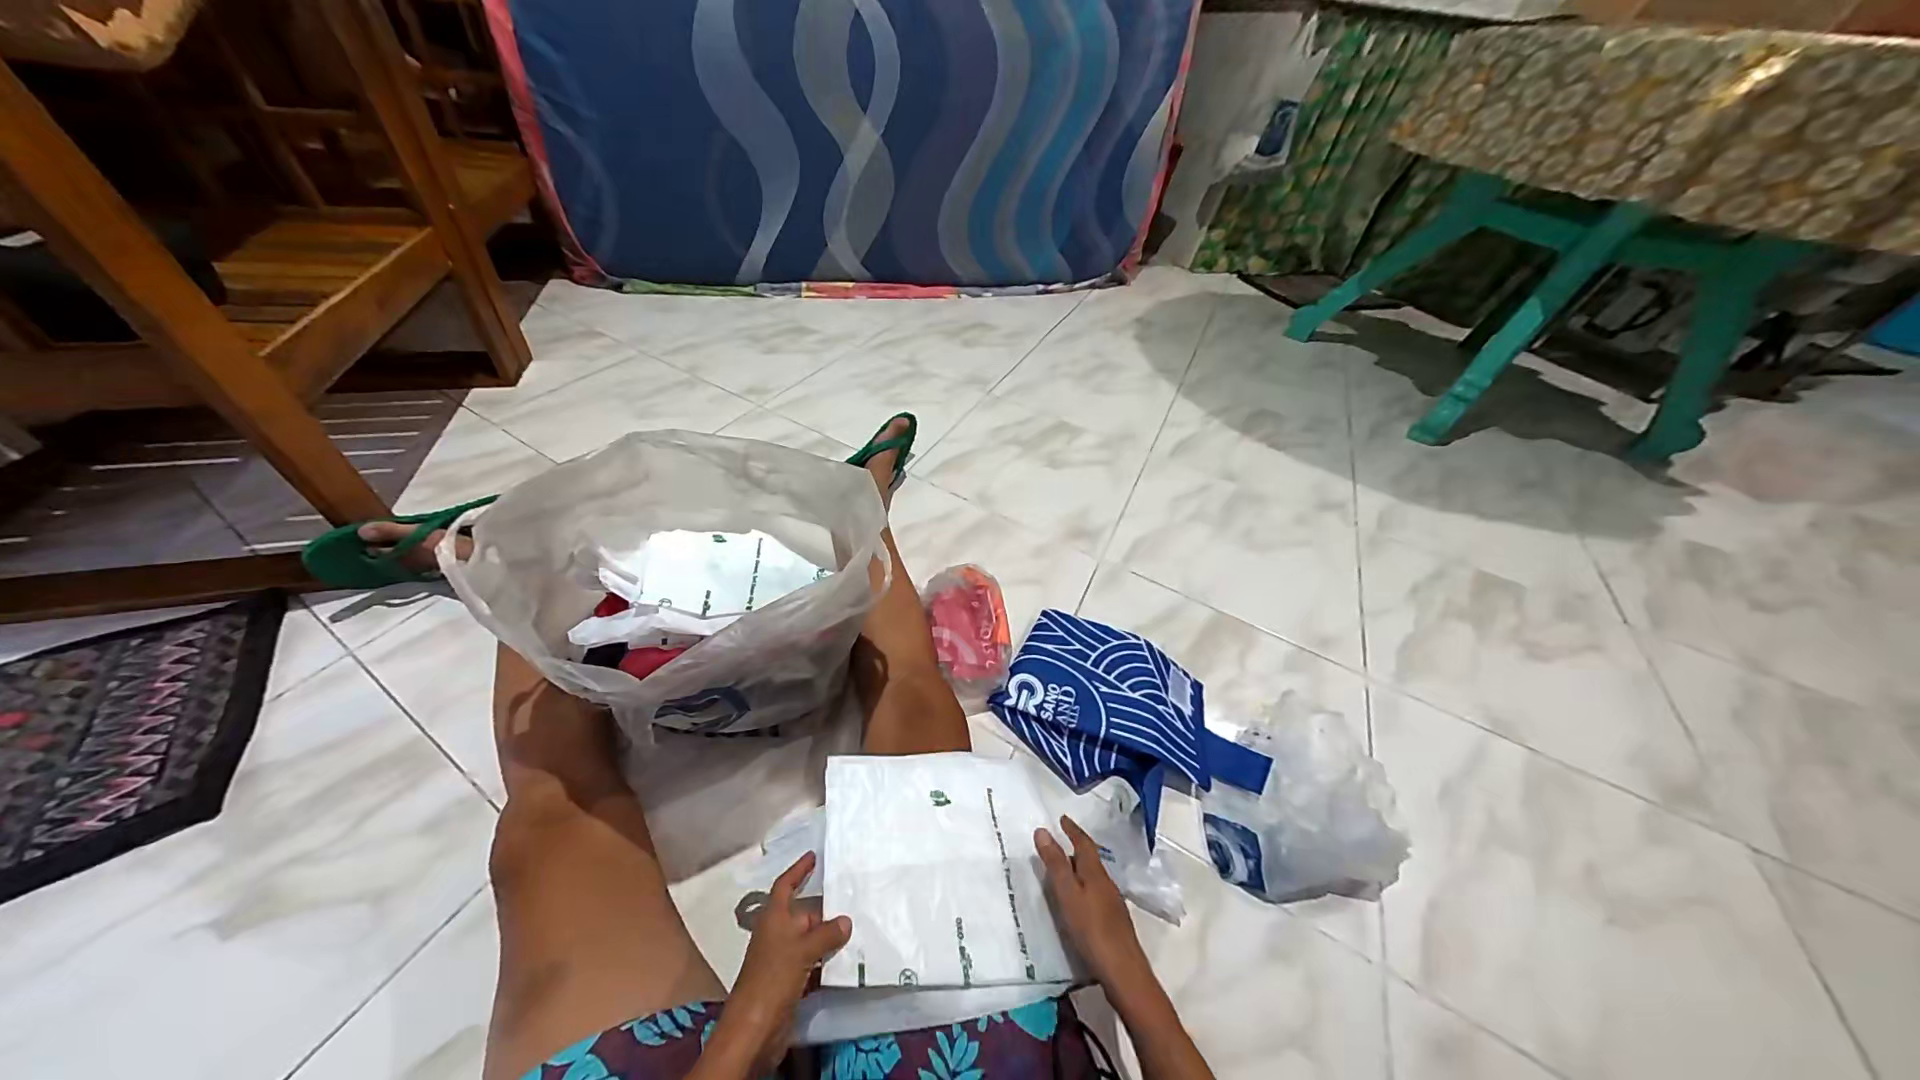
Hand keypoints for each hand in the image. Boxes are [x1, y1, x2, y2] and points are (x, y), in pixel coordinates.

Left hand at [711, 852, 850, 1074]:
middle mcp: (777, 935)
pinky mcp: (790, 982)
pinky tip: (847, 960)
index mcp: (774, 919)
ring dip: (830, 936)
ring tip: (857, 926)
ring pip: (811, 940)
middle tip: (853, 898)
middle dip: (826, 909)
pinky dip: (828, 961)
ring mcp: (783, 959)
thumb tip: (846, 920)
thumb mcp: (802, 951)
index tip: (813, 857)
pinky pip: (813, 963)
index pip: (785, 886)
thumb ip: (826, 933)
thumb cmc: (773, 979)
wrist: (753, 1030)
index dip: (798, 871)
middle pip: (803, 914)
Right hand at [1035, 815, 1151, 991]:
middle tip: (1059, 841)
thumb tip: (1043, 830)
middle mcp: (1106, 884)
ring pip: (1094, 877)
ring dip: (1079, 868)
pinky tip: (1078, 901)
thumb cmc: (1091, 929)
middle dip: (1076, 847)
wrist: (1123, 971)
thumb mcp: (1067, 895)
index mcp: (1095, 873)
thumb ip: (1055, 864)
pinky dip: (1084, 887)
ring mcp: (1112, 904)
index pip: (1084, 844)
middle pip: (1090, 859)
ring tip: (1063, 869)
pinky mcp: (1114, 922)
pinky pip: (1096, 893)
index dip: (1072, 830)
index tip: (1062, 818)